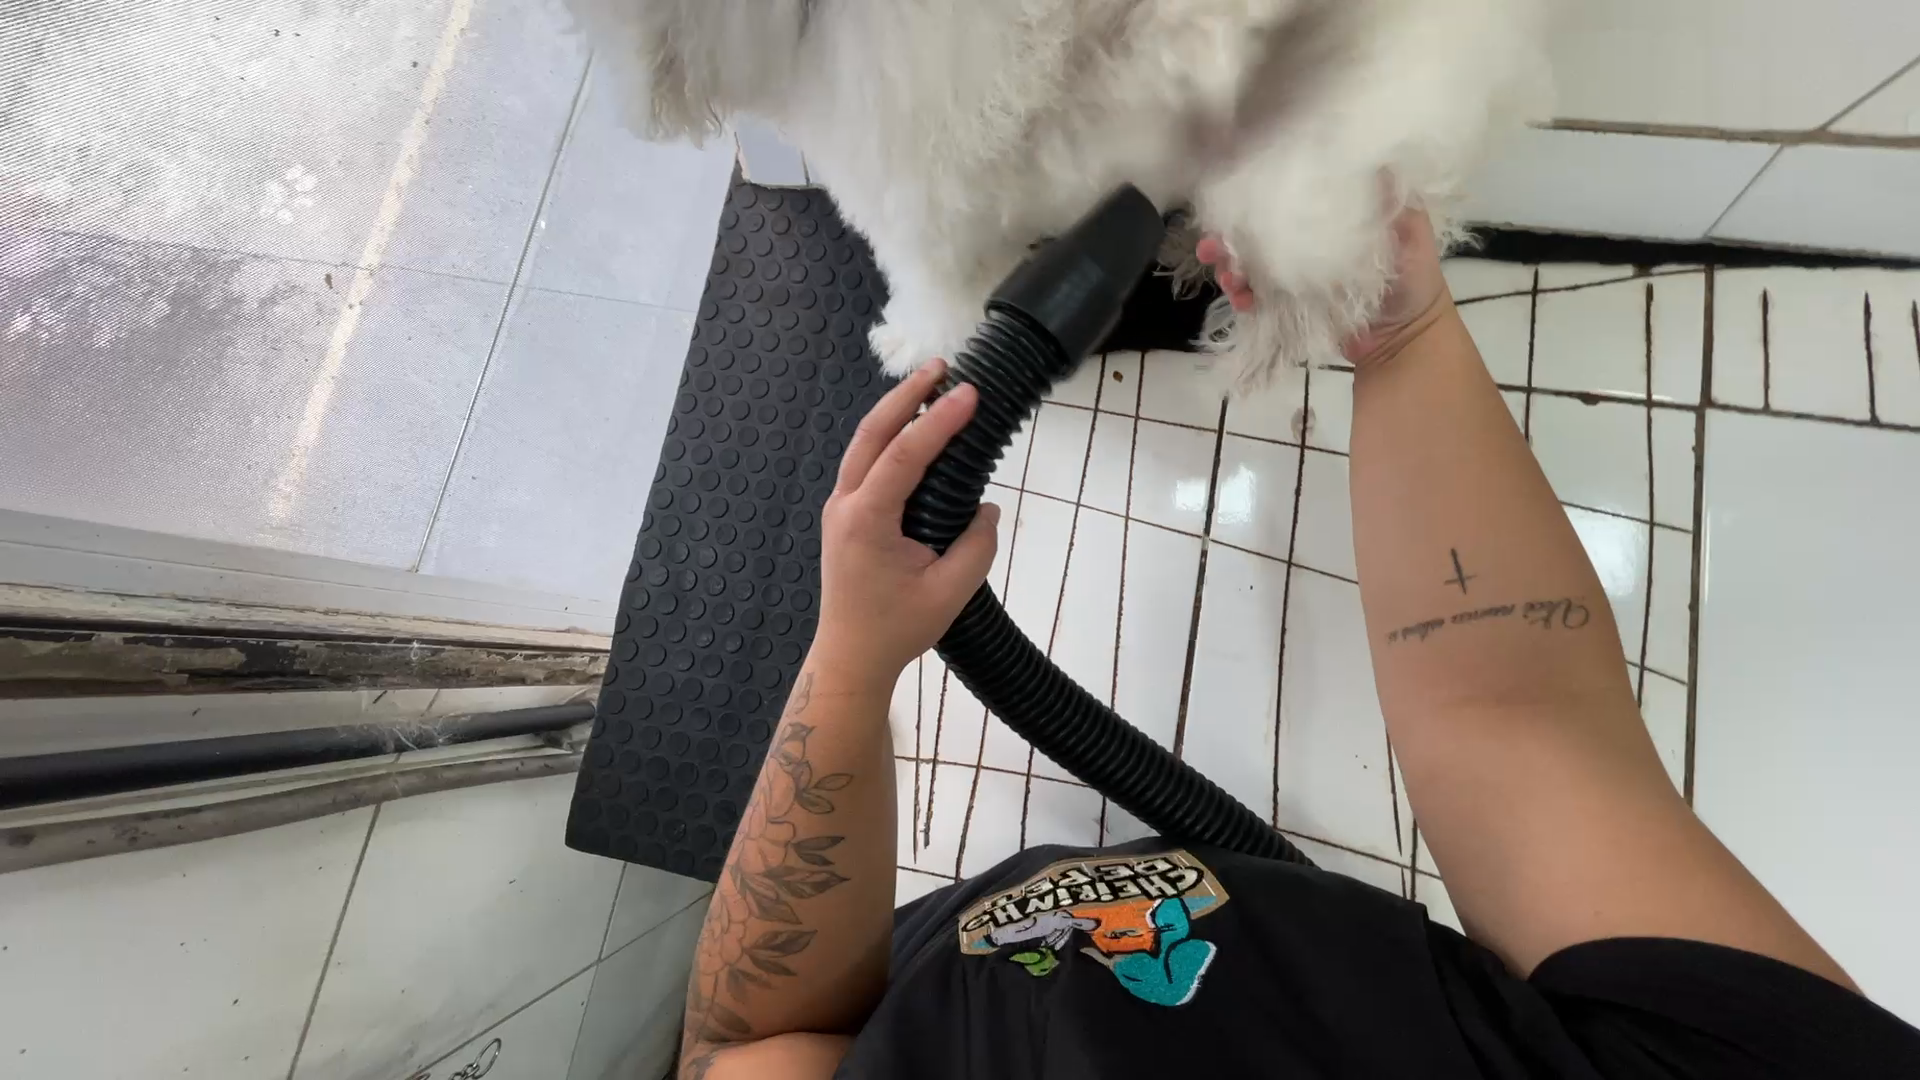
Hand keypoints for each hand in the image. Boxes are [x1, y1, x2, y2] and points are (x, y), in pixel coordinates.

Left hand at [812, 359, 1000, 684]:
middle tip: (941, 367)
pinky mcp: (845, 515)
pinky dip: (889, 437)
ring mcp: (840, 508)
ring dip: (895, 411)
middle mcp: (846, 504)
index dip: (938, 422)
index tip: (969, 394)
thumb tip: (987, 509)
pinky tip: (912, 430)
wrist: (850, 655)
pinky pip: (865, 463)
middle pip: (872, 434)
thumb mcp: (949, 594)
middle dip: (906, 396)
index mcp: (866, 521)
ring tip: (929, 385)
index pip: (904, 457)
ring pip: (864, 444)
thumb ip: (976, 548)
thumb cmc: (897, 629)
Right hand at [1195, 206, 1452, 369]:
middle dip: (1230, 238)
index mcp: (1332, 217)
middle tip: (1210, 245)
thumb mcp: (1408, 227)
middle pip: (1259, 233)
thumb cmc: (1412, 278)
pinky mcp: (1286, 306)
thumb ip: (1386, 197)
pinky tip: (1241, 299)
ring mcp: (1294, 276)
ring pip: (1250, 266)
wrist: (1405, 338)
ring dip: (1231, 269)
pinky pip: (1255, 298)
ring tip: (1227, 276)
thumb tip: (1361, 154)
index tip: (1235, 197)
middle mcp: (1308, 242)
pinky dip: (1243, 297)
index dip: (1260, 197)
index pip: (1290, 199)